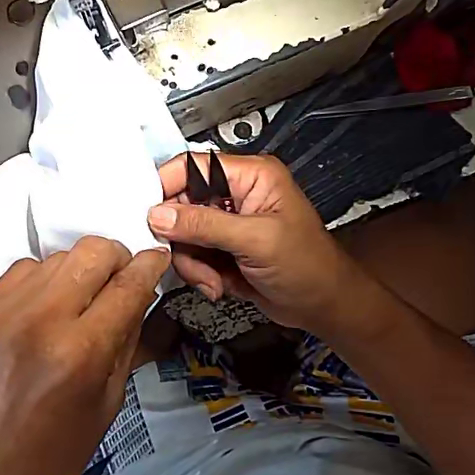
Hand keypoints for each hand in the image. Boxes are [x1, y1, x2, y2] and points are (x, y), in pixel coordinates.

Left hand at [0, 238, 169, 474]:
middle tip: (120, 281)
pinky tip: (44, 309)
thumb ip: (128, 338)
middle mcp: (40, 318)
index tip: (157, 260)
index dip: (150, 267)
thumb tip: (142, 291)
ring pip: (56, 257)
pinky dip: (41, 281)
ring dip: (77, 271)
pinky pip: (21, 272)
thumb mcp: (108, 401)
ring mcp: (1, 310)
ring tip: (79, 301)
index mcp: (81, 351)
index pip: (129, 284)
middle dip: (116, 259)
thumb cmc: (55, 455)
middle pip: (92, 251)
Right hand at [148, 153, 364, 333]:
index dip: (166, 187)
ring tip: (212, 278)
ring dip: (189, 261)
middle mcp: (233, 194)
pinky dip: (196, 272)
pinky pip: (187, 253)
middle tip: (188, 257)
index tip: (151, 214)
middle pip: (178, 203)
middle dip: (181, 237)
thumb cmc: (311, 267)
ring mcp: (224, 221)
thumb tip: (160, 214)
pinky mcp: (218, 246)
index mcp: (250, 175)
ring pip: (178, 233)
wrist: (324, 307)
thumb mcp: (257, 240)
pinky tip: (217, 283)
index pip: (191, 167)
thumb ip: (205, 224)